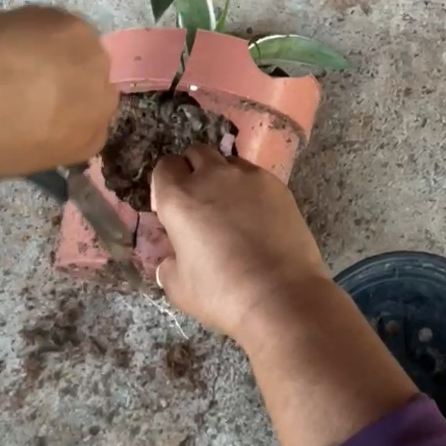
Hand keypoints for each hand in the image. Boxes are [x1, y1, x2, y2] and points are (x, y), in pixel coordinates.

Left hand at [0, 6, 115, 178]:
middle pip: (93, 76)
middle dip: (67, 74)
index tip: (40, 105)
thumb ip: (52, 131)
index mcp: (91, 136)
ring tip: (13, 56)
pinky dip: (34, 30)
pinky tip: (5, 41)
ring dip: (54, 49)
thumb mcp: (27, 156)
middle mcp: (104, 96)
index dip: (66, 106)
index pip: (92, 115)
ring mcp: (91, 57)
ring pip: (77, 46)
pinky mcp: (70, 26)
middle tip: (27, 78)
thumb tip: (43, 112)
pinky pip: (56, 25)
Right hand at [149, 144, 331, 342]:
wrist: (280, 292)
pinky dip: (250, 187)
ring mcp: (249, 176)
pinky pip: (256, 175)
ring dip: (223, 175)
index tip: (171, 203)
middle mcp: (214, 176)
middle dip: (193, 168)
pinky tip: (257, 214)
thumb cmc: (222, 292)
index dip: (166, 182)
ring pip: (229, 161)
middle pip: (197, 152)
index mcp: (180, 198)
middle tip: (199, 200)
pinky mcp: (278, 184)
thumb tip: (174, 256)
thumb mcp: (178, 285)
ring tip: (230, 205)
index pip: (166, 167)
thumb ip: (169, 262)